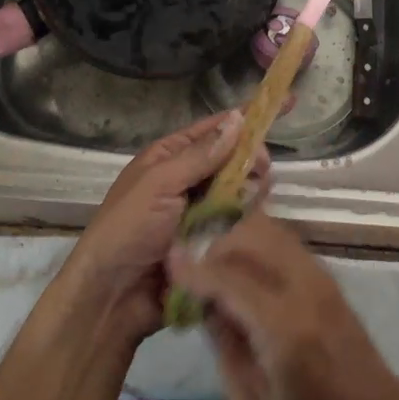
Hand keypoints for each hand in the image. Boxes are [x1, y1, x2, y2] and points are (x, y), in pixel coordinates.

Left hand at [64, 109, 269, 347]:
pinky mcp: (210, 244)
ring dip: (249, 192)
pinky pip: (236, 224)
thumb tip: (237, 119)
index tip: (287, 102)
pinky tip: (250, 225)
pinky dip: (245, 221)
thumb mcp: (159, 184)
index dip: (249, 116)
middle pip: (233, 159)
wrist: (111, 298)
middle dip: (251, 160)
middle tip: (260, 172)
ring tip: (252, 202)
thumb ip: (200, 155)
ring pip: (240, 191)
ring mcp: (199, 213)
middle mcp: (187, 180)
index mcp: (170, 157)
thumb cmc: (127, 230)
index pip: (216, 128)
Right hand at [167, 210, 398, 399]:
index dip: (195, 268)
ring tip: (214, 260)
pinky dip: (259, 240)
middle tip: (193, 263)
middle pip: (253, 236)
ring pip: (271, 228)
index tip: (169, 258)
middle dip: (217, 243)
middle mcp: (305, 287)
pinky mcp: (327, 272)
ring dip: (238, 236)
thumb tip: (203, 303)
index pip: (230, 280)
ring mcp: (321, 274)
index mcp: (285, 327)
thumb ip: (226, 349)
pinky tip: (243, 262)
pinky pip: (285, 239)